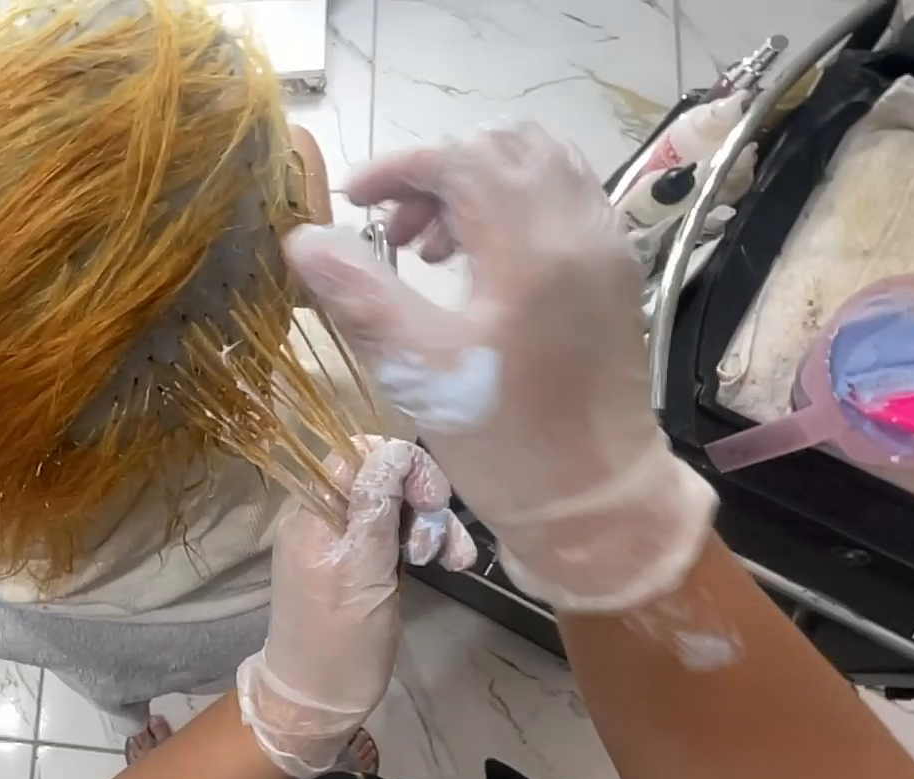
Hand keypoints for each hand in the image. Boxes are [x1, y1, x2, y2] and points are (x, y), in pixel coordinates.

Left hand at [240, 438, 472, 778]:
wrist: (317, 697)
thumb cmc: (339, 639)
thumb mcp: (362, 569)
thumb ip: (373, 506)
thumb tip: (388, 450)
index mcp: (312, 514)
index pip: (354, 453)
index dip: (399, 464)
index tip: (428, 499)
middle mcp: (323, 519)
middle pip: (381, 477)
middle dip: (422, 499)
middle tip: (434, 541)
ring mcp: (342, 541)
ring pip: (396, 507)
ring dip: (432, 526)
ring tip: (449, 561)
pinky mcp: (360, 563)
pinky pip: (394, 535)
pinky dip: (424, 543)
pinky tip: (451, 564)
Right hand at [284, 122, 716, 611]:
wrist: (592, 497)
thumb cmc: (500, 442)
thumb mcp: (416, 373)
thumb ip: (359, 298)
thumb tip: (303, 242)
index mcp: (530, 251)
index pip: (461, 158)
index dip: (397, 166)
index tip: (349, 203)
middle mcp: (579, 229)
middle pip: (504, 146)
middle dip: (435, 172)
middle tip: (390, 234)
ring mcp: (605, 247)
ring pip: (537, 166)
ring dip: (471, 187)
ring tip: (425, 251)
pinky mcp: (611, 271)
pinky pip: (559, 200)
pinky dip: (506, 207)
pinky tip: (472, 264)